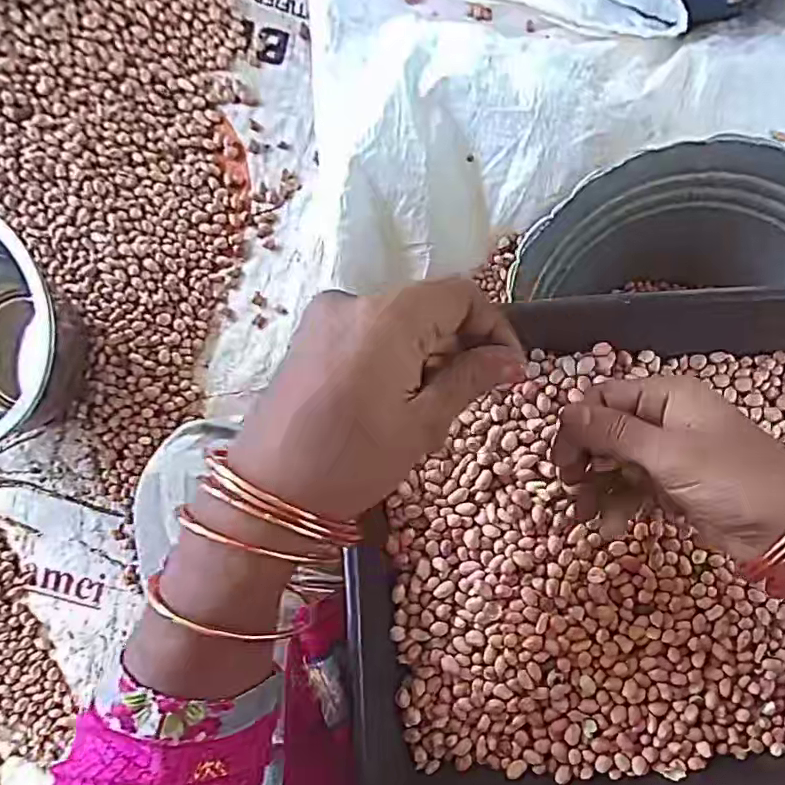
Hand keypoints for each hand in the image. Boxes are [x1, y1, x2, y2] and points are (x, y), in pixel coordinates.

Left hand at [227, 279, 524, 519]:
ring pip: (402, 321)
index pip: (460, 294)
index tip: (509, 367)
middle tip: (475, 394)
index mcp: (386, 318)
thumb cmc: (352, 462)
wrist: (270, 491)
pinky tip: (397, 399)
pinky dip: (399, 356)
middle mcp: (354, 301)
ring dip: (431, 353)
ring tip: (431, 406)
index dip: (494, 326)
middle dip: (462, 344)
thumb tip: (514, 360)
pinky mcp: (312, 335)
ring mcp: (326, 316)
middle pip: (430, 305)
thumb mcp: (422, 424)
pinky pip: (372, 332)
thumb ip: (470, 380)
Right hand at [551, 376, 784, 562]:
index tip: (560, 462)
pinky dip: (620, 507)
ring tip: (583, 517)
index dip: (577, 427)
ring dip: (597, 489)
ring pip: (616, 465)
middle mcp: (666, 420)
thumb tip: (566, 410)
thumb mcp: (670, 455)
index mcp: (667, 396)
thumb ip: (615, 433)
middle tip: (570, 490)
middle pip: (606, 433)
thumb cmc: (734, 480)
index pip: (604, 399)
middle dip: (584, 461)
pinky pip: (634, 490)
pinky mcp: (675, 487)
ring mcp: (670, 456)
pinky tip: (612, 528)